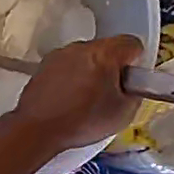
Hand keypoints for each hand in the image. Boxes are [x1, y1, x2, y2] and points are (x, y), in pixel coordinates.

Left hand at [8, 35, 143, 150]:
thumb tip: (133, 86)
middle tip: (109, 95)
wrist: (37, 129)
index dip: (136, 63)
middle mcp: (80, 47)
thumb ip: (135, 92)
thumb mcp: (123, 113)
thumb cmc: (81, 121)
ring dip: (90, 73)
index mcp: (104, 53)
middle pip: (107, 50)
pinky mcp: (44, 66)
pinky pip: (66, 67)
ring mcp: (59, 55)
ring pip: (85, 58)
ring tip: (86, 101)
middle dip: (111, 68)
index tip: (131, 80)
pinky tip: (69, 101)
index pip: (132, 43)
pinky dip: (70, 79)